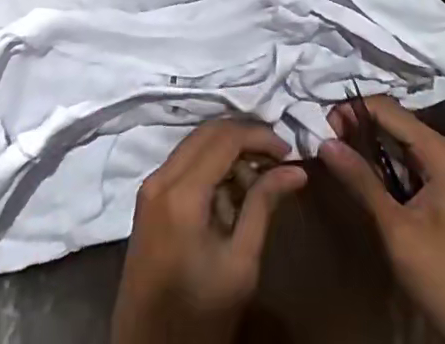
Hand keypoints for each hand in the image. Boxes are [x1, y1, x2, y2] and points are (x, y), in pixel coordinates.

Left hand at [112, 120, 307, 343]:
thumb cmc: (199, 313)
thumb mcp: (240, 262)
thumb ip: (264, 205)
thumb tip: (296, 169)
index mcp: (181, 194)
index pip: (225, 138)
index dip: (260, 136)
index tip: (289, 151)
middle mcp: (159, 179)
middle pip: (208, 132)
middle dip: (246, 136)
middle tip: (278, 157)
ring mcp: (150, 188)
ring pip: (195, 144)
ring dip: (229, 149)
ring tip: (261, 175)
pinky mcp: (149, 200)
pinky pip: (184, 162)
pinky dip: (212, 164)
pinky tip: (234, 188)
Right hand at [321, 97, 444, 343]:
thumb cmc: (443, 273)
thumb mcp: (396, 228)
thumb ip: (361, 182)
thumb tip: (325, 142)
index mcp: (438, 150)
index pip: (388, 109)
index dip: (352, 108)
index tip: (317, 121)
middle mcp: (440, 151)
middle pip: (391, 121)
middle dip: (354, 122)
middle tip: (316, 133)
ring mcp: (438, 170)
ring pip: (393, 141)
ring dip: (362, 141)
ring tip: (326, 143)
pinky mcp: (433, 189)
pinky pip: (399, 162)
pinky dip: (374, 160)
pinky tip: (350, 165)